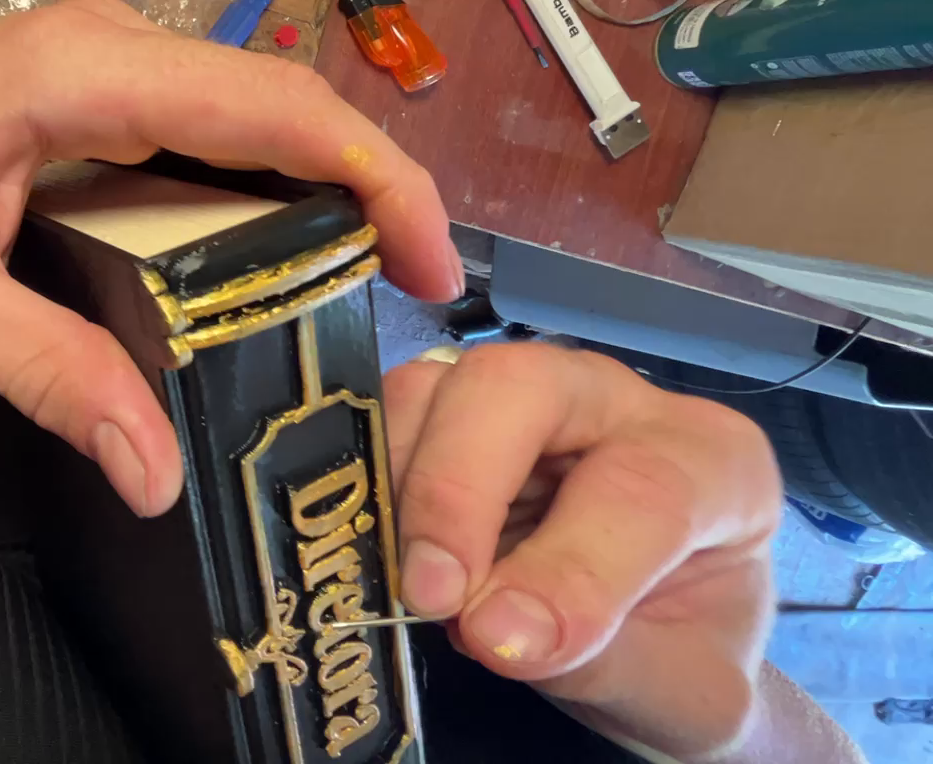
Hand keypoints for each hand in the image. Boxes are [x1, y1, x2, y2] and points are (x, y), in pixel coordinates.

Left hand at [0, 0, 463, 516]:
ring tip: (358, 275)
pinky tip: (275, 239)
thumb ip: (49, 376)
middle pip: (274, 99)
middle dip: (363, 185)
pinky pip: (205, 116)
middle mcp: (103, 38)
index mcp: (72, 70)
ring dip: (318, 180)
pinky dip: (259, 172)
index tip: (433, 263)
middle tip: (407, 291)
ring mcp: (102, 49)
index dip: (372, 174)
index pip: (262, 104)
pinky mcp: (97, 76)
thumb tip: (156, 473)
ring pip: (247, 105)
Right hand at [385, 343, 784, 758]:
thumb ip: (597, 660)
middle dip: (457, 486)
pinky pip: (380, 408)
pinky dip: (370, 471)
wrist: (631, 628)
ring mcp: (504, 387)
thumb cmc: (673, 648)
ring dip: (398, 479)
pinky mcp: (433, 401)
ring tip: (404, 573)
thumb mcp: (680, 689)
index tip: (503, 641)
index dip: (567, 567)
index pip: (637, 486)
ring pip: (428, 387)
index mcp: (707, 457)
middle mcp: (601, 394)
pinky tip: (382, 536)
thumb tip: (482, 626)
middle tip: (429, 589)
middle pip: (514, 386)